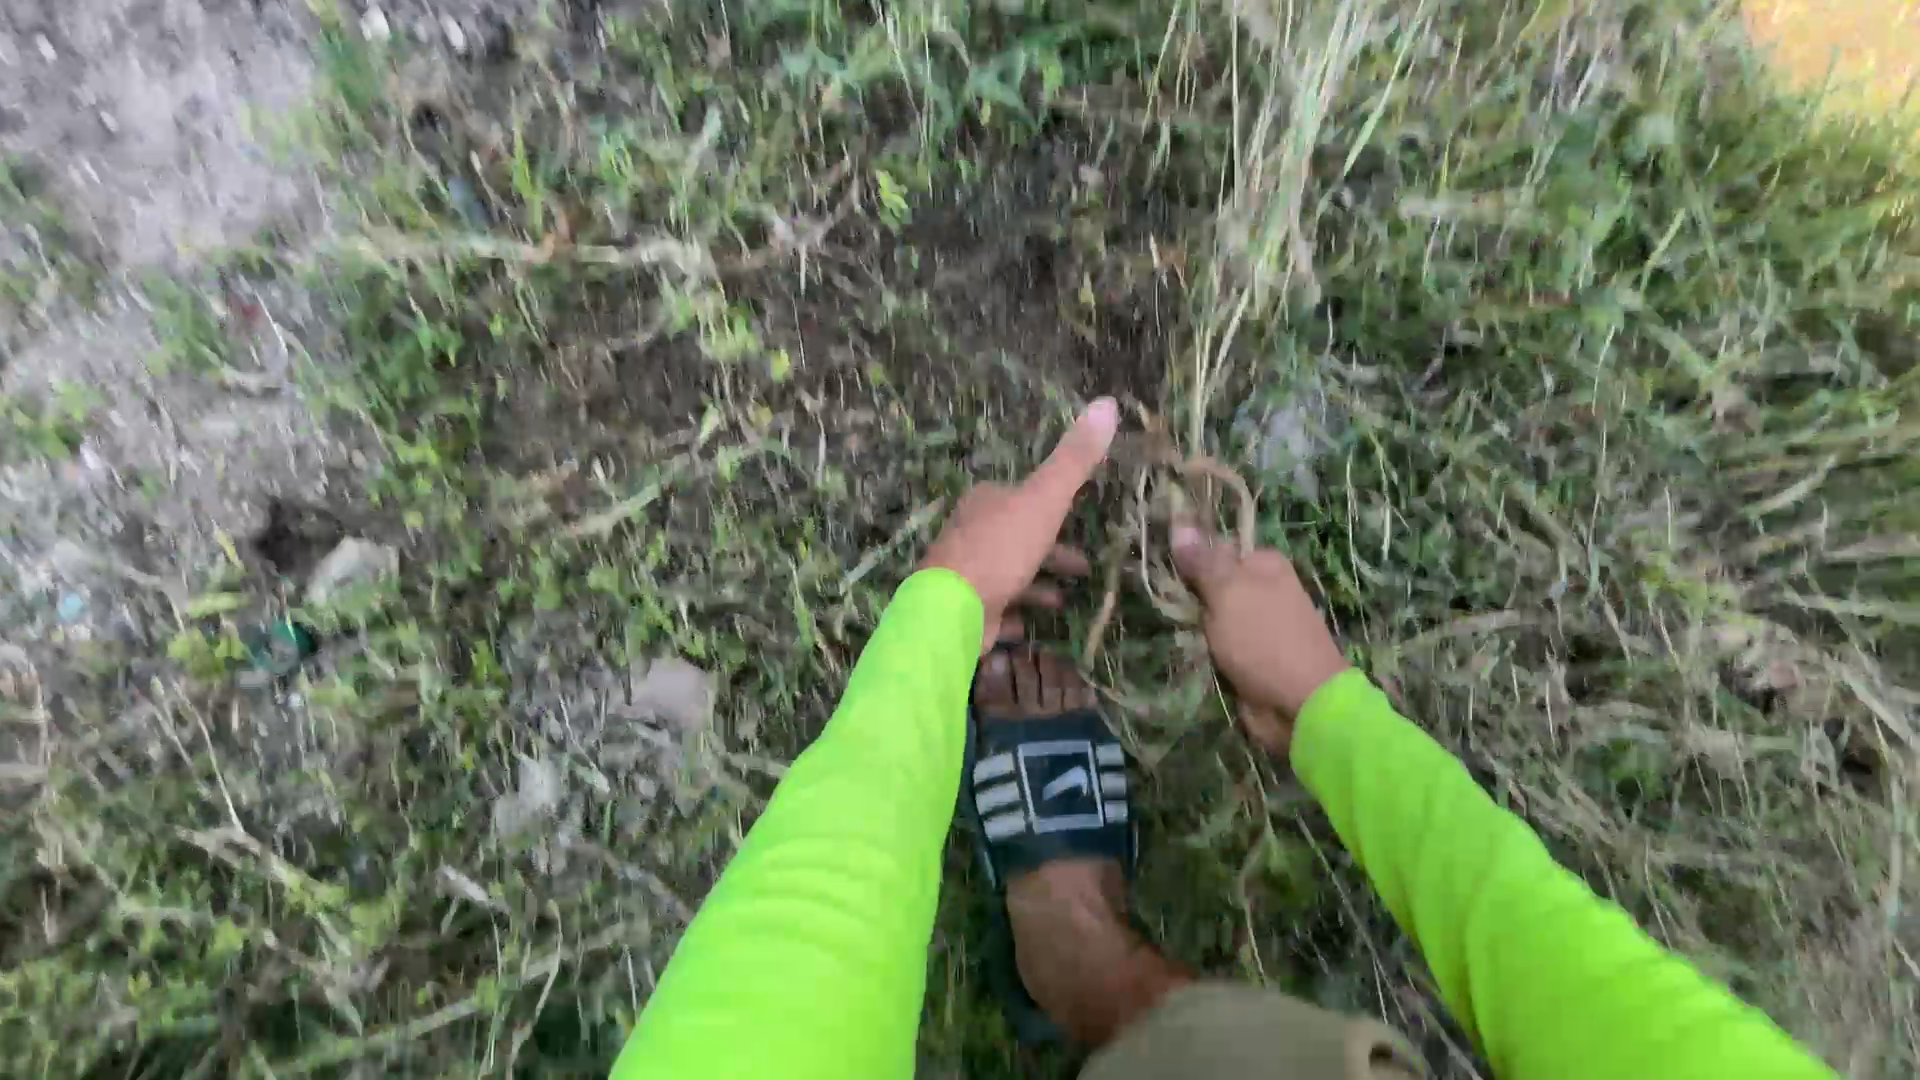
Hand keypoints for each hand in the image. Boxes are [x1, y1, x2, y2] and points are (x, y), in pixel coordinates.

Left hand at [920, 399, 1119, 652]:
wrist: (954, 609)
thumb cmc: (1001, 547)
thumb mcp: (1044, 497)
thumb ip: (1074, 458)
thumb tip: (1108, 403)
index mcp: (986, 501)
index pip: (1022, 496)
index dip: (1052, 507)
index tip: (1080, 520)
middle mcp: (971, 533)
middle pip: (1018, 538)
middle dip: (1051, 551)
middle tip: (1084, 567)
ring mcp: (966, 574)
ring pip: (1009, 574)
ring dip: (1037, 584)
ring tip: (1065, 598)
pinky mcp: (966, 610)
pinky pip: (996, 609)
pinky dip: (1015, 614)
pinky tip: (1031, 625)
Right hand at [1170, 527, 1348, 754]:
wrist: (1301, 706)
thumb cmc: (1265, 640)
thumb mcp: (1228, 593)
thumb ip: (1202, 561)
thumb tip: (1179, 522)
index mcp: (1264, 565)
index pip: (1216, 548)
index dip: (1188, 556)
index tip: (1158, 565)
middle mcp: (1262, 591)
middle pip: (1210, 583)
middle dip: (1185, 594)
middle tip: (1154, 598)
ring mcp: (1255, 626)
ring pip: (1208, 616)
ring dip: (1188, 624)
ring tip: (1155, 622)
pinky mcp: (1247, 657)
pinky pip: (1213, 644)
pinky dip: (1197, 647)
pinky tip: (1174, 646)